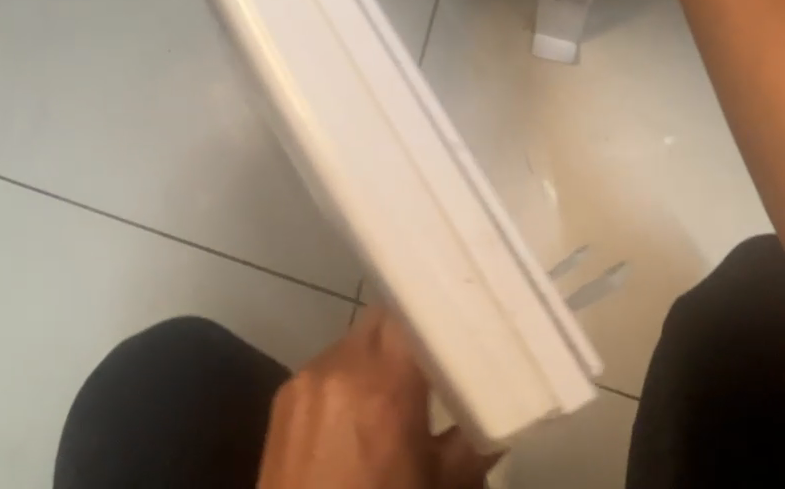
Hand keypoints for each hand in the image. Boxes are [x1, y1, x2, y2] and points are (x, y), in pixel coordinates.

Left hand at [257, 308, 497, 488]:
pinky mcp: (282, 396)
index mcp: (384, 386)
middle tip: (430, 356)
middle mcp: (340, 367)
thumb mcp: (438, 484)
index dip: (429, 313)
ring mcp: (305, 379)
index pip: (407, 314)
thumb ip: (472, 445)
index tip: (452, 321)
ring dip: (374, 356)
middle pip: (378, 322)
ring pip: (350, 342)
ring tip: (395, 390)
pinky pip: (324, 367)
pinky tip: (356, 412)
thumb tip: (502, 415)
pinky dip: (346, 378)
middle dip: (405, 333)